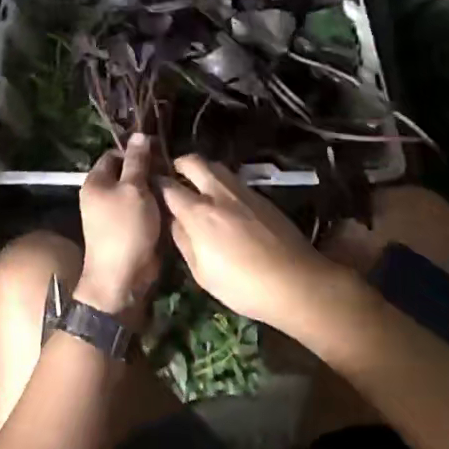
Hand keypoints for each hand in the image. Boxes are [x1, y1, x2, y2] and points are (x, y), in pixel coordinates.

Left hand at [76, 133, 161, 315]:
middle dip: (149, 171)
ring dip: (156, 190)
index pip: (115, 155)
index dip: (136, 151)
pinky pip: (143, 210)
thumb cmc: (126, 229)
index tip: (160, 153)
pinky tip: (174, 204)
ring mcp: (114, 214)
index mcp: (96, 182)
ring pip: (138, 193)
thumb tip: (138, 134)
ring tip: (177, 185)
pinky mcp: (128, 229)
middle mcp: (102, 195)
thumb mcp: (134, 189)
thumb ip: (138, 162)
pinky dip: (156, 207)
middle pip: (127, 173)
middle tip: (173, 170)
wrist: (123, 278)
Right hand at [158, 156, 340, 331]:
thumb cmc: (243, 286)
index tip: (150, 188)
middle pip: (194, 162)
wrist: (297, 283)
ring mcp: (244, 192)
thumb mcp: (202, 273)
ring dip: (202, 171)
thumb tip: (174, 221)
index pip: (169, 186)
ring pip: (216, 167)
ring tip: (198, 188)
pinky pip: (234, 181)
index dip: (156, 184)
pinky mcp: (262, 197)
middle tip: (174, 177)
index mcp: (199, 213)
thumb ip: (184, 241)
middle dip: (179, 164)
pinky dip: (222, 184)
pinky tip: (224, 203)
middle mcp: (219, 194)